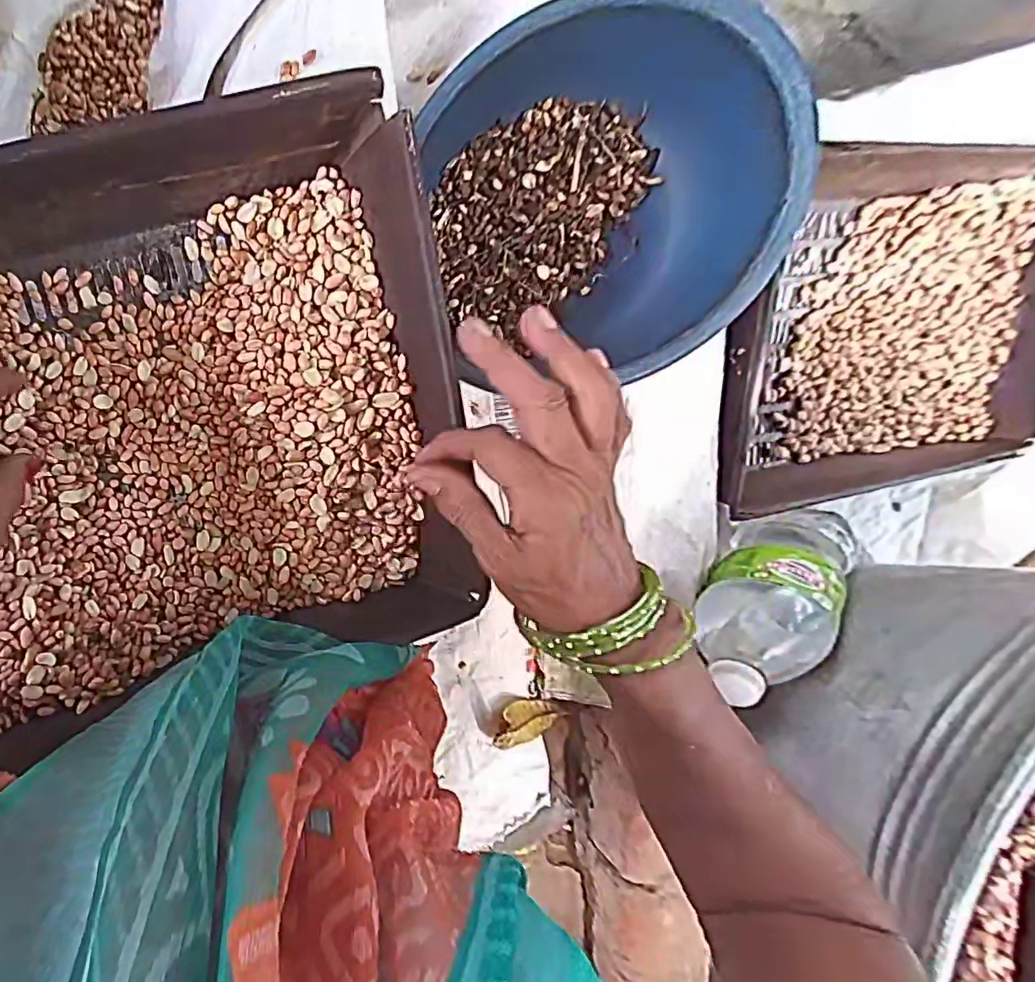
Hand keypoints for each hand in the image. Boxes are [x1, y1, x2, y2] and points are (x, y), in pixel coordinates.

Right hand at [405, 308, 637, 631]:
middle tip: (473, 332)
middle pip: (540, 400)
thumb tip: (423, 473)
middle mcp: (576, 469)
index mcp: (543, 495)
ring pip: (588, 393)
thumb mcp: (494, 556)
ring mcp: (597, 462)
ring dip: (561, 351)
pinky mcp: (606, 463)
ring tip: (535, 320)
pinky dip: (601, 379)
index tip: (424, 458)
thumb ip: (460, 505)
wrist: (604, 609)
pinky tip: (588, 356)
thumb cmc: (550, 588)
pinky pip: (612, 412)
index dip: (449, 446)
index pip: (488, 447)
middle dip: (502, 361)